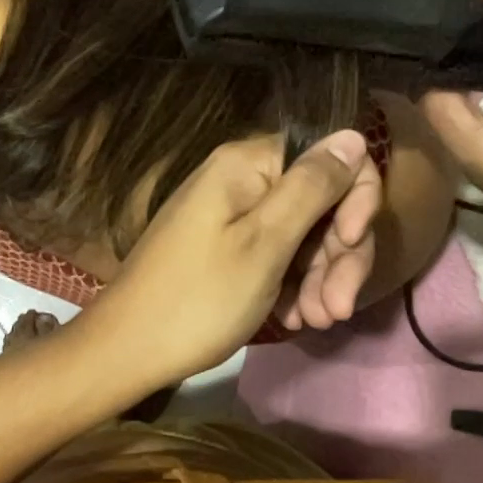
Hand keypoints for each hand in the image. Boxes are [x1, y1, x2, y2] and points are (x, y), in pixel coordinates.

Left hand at [76, 129, 378, 385]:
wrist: (128, 349)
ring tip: (315, 321)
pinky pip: (275, 257)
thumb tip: (354, 133)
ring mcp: (229, 218)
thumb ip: (311, 187)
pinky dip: (291, 287)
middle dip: (338, 255)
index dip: (354, 200)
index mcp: (246, 165)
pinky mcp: (224, 251)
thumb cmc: (198, 298)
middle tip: (335, 309)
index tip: (351, 244)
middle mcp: (239, 181)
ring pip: (303, 236)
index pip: (331, 159)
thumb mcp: (264, 243)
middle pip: (321, 202)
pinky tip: (292, 320)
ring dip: (318, 279)